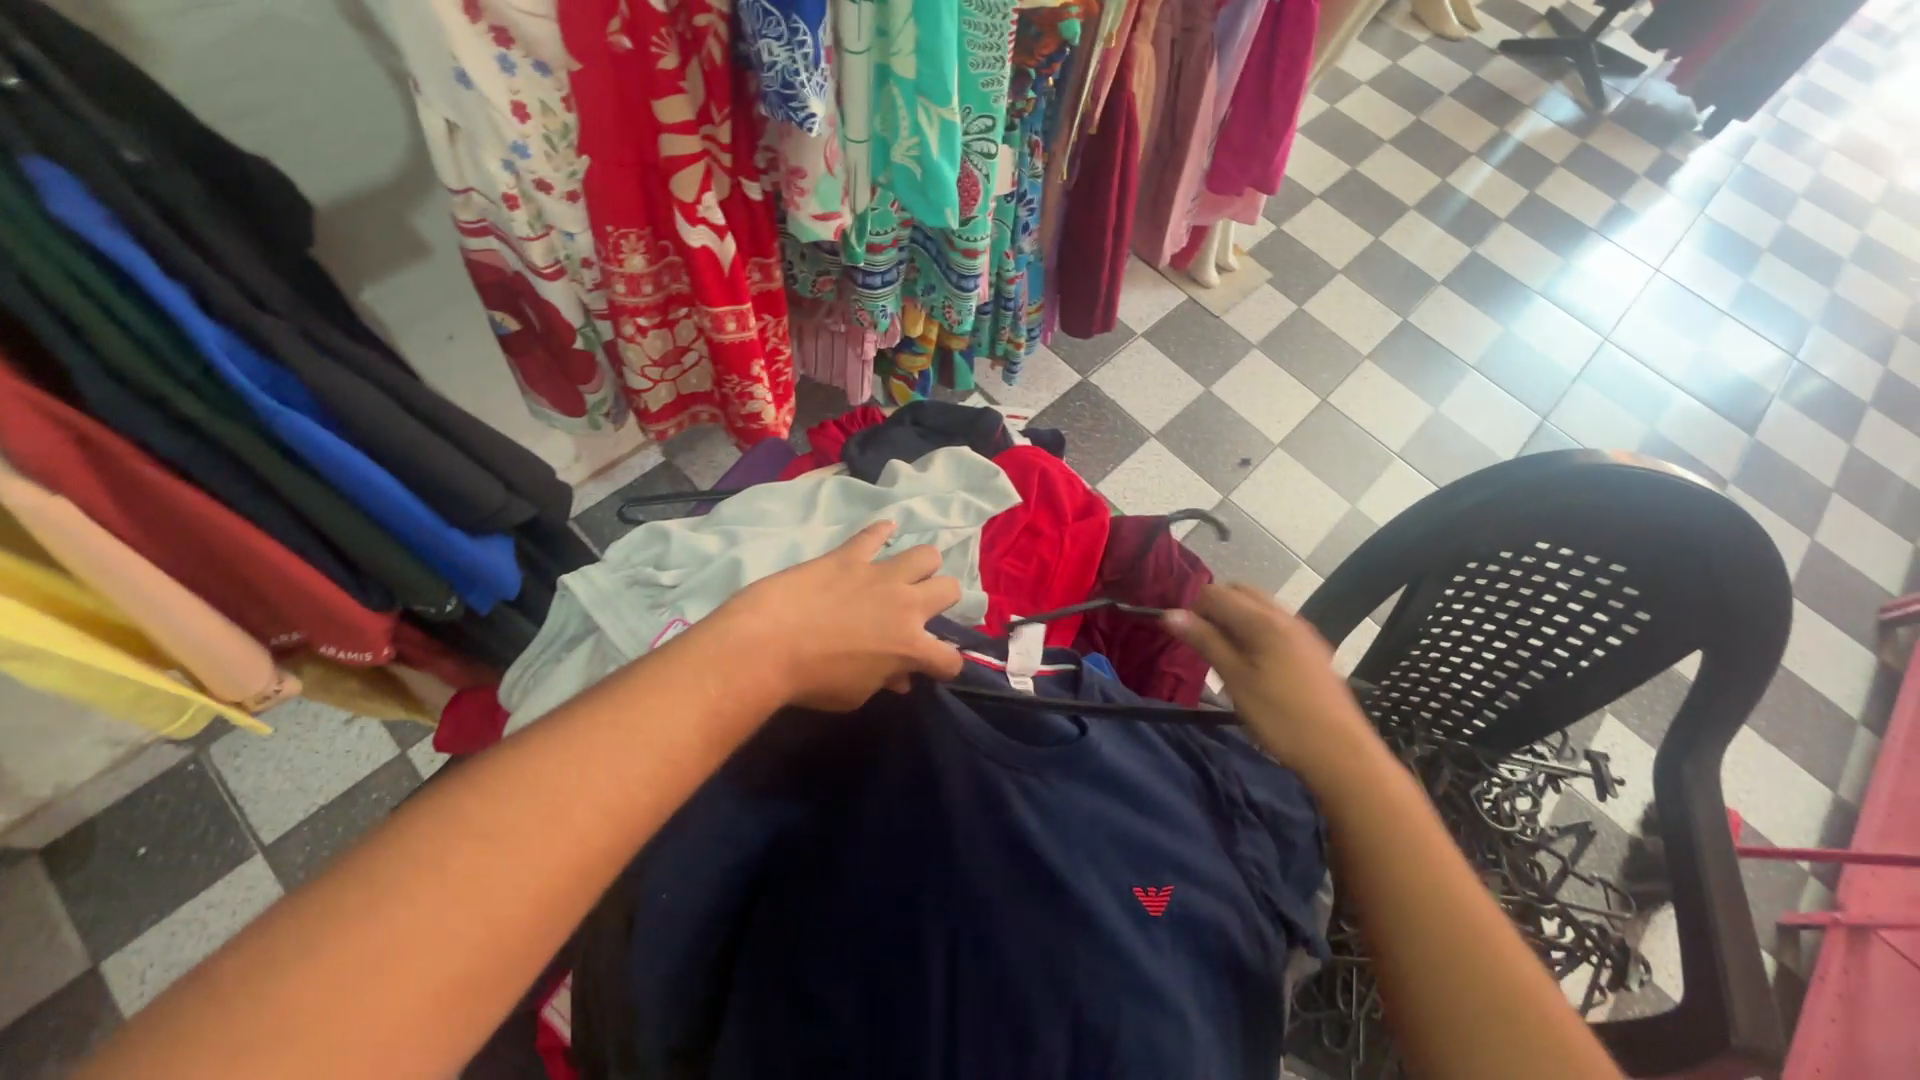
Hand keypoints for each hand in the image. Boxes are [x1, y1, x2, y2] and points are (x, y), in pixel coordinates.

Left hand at [712, 521, 964, 711]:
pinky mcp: (849, 556)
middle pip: (950, 590)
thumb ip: (883, 679)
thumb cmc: (812, 681)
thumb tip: (898, 676)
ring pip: (926, 555)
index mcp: (910, 647)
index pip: (950, 658)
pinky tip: (885, 530)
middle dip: (942, 602)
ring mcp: (879, 575)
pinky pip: (874, 534)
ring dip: (922, 567)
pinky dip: (881, 532)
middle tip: (921, 612)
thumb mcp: (855, 694)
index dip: (946, 666)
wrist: (766, 645)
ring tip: (907, 575)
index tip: (932, 668)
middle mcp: (906, 605)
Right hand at [1163, 585, 1381, 782]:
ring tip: (1225, 658)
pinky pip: (1275, 624)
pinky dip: (1255, 631)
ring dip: (1235, 620)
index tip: (1186, 641)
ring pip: (1258, 607)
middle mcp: (1284, 616)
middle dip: (1215, 610)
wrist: (1340, 751)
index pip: (1215, 593)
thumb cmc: (1280, 717)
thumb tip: (1170, 615)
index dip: (1193, 610)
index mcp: (1263, 620)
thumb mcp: (1235, 680)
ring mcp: (1302, 631)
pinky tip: (1253, 665)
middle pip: (1239, 592)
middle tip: (1204, 645)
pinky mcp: (1311, 649)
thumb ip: (1205, 642)